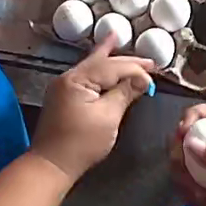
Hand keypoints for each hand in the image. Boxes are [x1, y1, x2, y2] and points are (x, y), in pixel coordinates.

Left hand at [32, 34, 154, 180]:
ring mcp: (64, 86)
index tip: (154, 78)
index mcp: (77, 80)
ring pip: (93, 67)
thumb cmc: (81, 143)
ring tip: (118, 40)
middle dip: (126, 62)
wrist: (52, 165)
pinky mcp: (65, 96)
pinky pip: (87, 76)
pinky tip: (101, 57)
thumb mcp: (108, 117)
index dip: (135, 70)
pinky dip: (99, 69)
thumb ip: (125, 93)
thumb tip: (143, 79)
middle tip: (150, 62)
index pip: (112, 67)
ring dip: (111, 59)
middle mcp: (68, 77)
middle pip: (101, 62)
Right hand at [169, 103, 205, 205]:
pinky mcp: (196, 194)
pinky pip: (179, 183)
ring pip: (179, 159)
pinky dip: (183, 189)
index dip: (196, 114)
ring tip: (198, 190)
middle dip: (180, 143)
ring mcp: (205, 174)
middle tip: (182, 159)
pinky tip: (199, 201)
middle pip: (189, 134)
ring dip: (180, 170)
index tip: (185, 127)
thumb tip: (190, 142)